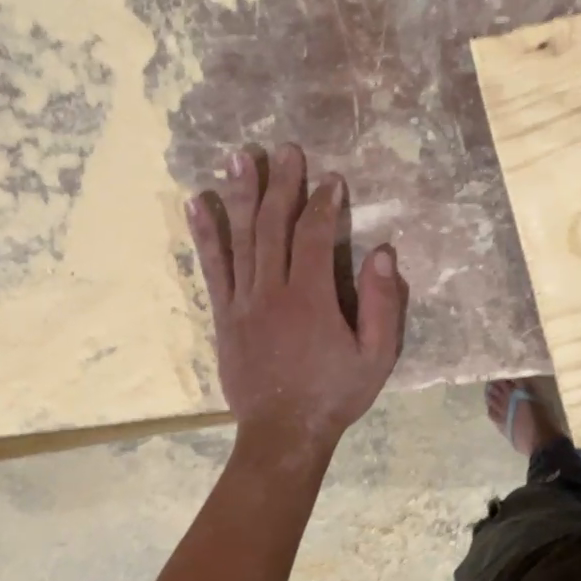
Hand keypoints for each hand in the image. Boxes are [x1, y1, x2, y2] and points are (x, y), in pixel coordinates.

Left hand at [184, 143, 407, 446]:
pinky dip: (205, 234)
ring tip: (239, 156)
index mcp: (311, 299)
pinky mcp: (224, 315)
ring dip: (240, 194)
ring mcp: (242, 302)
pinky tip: (197, 203)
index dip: (323, 203)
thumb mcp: (377, 357)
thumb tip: (383, 253)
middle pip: (273, 226)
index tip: (332, 178)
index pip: (313, 236)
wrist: (283, 432)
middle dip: (282, 184)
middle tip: (285, 148)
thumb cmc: (336, 395)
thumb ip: (382, 304)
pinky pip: (212, 267)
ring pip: (240, 238)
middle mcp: (271, 291)